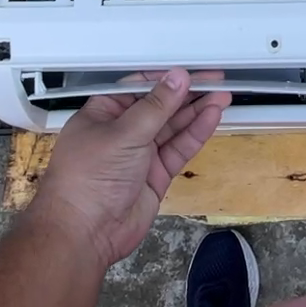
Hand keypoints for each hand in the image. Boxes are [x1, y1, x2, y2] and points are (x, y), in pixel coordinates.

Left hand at [31, 69, 230, 271]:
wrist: (84, 235)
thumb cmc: (88, 180)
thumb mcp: (124, 133)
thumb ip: (156, 105)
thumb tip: (177, 78)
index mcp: (103, 114)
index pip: (139, 87)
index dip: (166, 78)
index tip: (190, 71)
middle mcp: (121, 132)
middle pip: (160, 106)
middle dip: (187, 94)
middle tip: (215, 81)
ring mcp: (140, 154)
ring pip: (173, 127)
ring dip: (196, 112)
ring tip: (221, 97)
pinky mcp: (155, 175)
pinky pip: (178, 148)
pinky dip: (195, 134)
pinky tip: (211, 118)